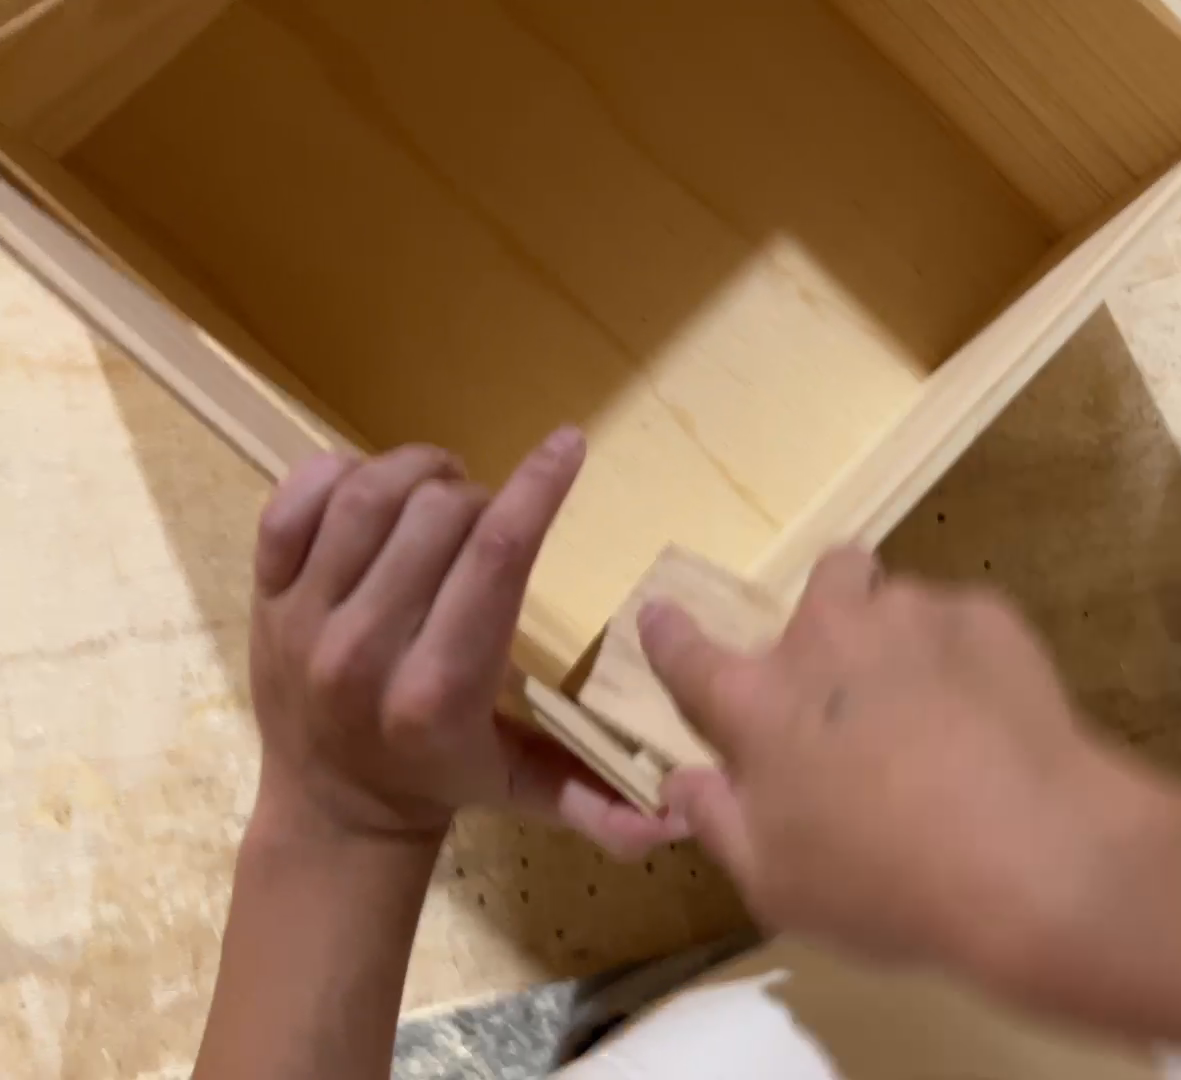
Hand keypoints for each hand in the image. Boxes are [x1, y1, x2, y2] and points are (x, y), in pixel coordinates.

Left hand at [247, 430, 678, 855]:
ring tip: (453, 491)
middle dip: (488, 495)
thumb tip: (677, 825)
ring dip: (425, 473)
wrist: (330, 810)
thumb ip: (601, 804)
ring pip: (370, 494)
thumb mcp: (532, 795)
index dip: (540, 488)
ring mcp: (302, 616)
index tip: (569, 443)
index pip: (498, 556)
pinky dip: (342, 475)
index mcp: (441, 687)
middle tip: (504, 517)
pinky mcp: (261, 596)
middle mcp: (364, 645)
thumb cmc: (450, 783)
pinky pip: (293, 500)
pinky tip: (382, 492)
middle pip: (439, 513)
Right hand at [641, 548, 1163, 978]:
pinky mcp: (984, 613)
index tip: (661, 613)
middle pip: (821, 579)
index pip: (689, 656)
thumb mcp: (779, 883)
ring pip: (897, 598)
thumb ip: (720, 820)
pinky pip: (962, 621)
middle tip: (861, 672)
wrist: (1031, 855)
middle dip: (835, 609)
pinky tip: (992, 711)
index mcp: (764, 703)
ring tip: (942, 705)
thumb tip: (683, 779)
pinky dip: (966, 654)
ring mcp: (912, 613)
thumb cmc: (889, 884)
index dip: (670, 636)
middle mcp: (828, 636)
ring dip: (904, 638)